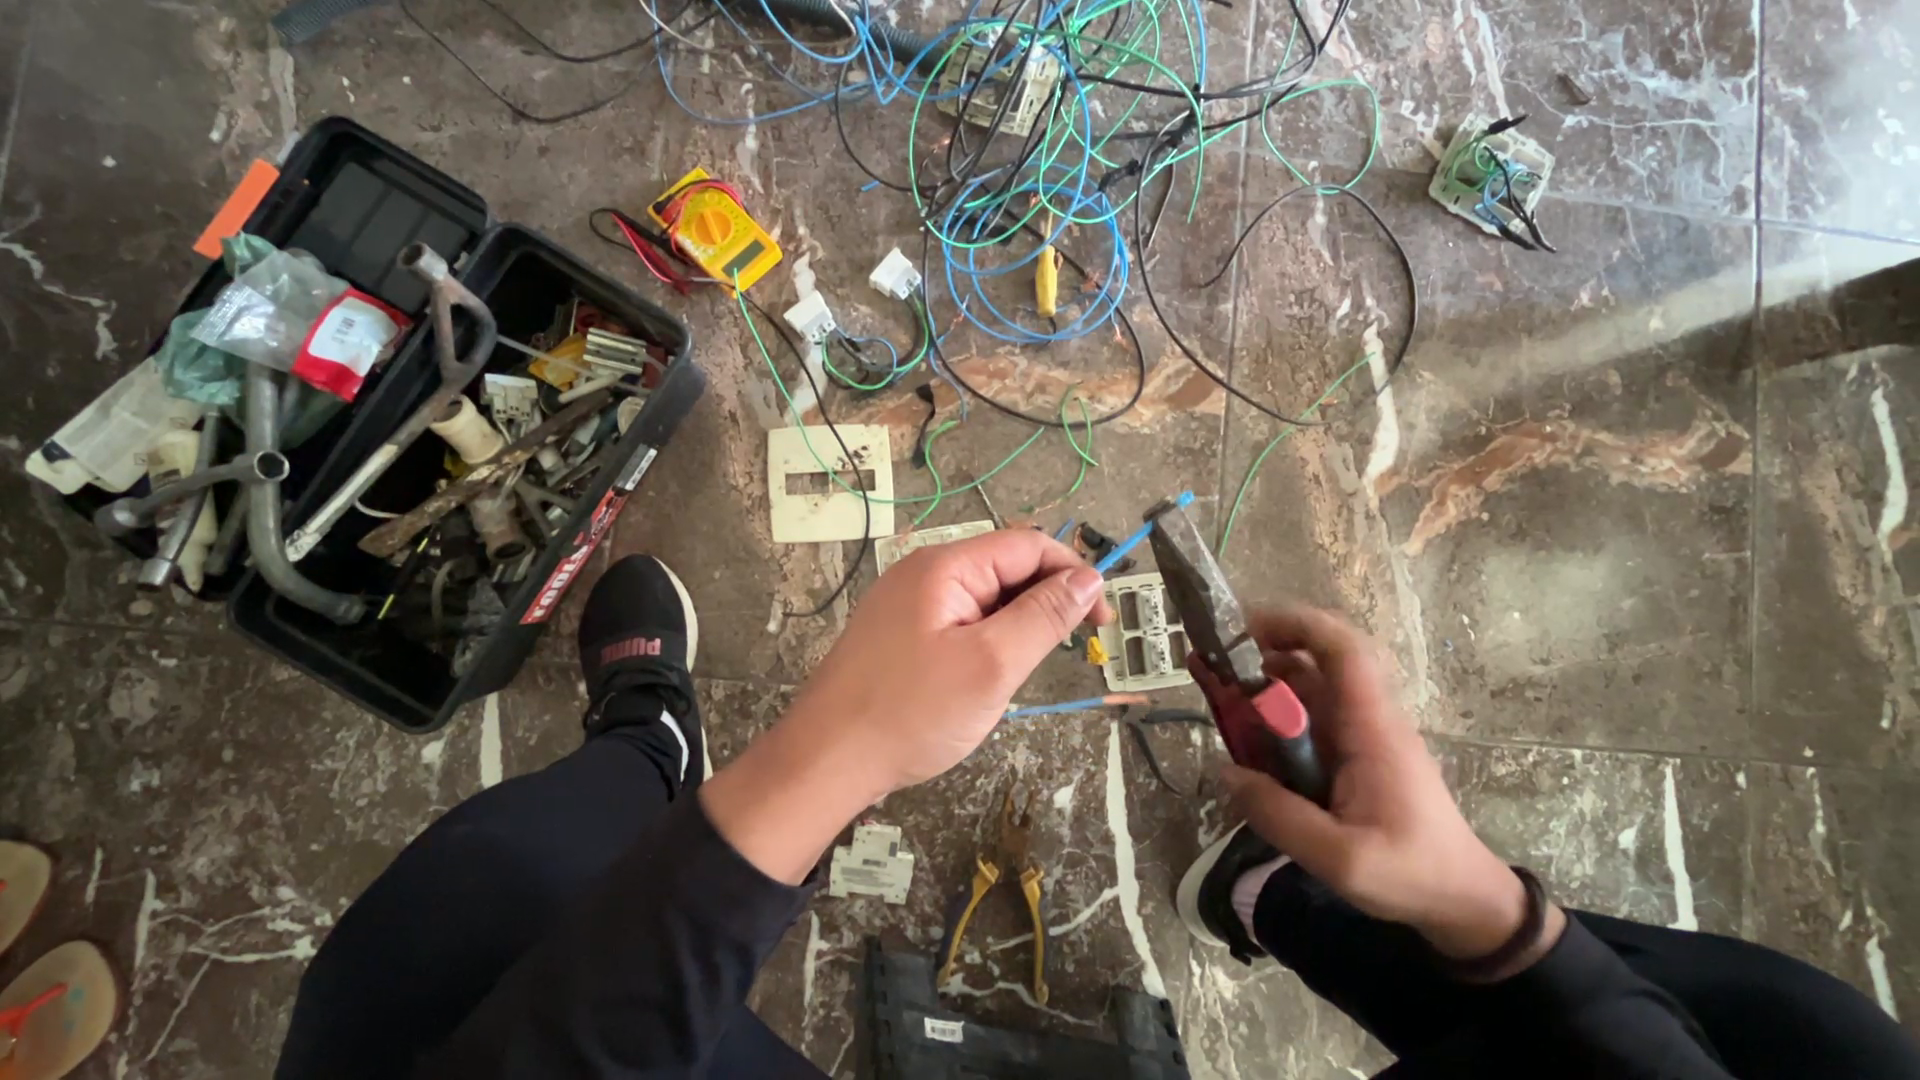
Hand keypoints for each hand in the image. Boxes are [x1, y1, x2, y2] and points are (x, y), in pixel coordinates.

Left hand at [701, 529, 1109, 883]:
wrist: (825, 762)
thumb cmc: (910, 714)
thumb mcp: (991, 665)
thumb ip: (1044, 617)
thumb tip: (1089, 578)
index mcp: (946, 567)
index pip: (1028, 546)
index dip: (1073, 574)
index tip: (1100, 622)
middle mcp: (925, 574)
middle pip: (1005, 569)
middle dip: (1044, 603)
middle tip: (1062, 654)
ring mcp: (909, 605)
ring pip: (985, 601)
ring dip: (1016, 628)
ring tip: (1017, 675)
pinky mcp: (901, 636)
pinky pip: (960, 625)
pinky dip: (987, 644)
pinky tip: (985, 681)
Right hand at [1221, 607, 1562, 969]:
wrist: (1465, 901)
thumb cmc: (1411, 873)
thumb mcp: (1338, 858)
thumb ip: (1277, 815)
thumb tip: (1225, 771)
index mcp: (1372, 729)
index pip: (1344, 651)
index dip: (1298, 624)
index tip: (1246, 627)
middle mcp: (1369, 719)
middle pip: (1320, 660)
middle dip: (1268, 649)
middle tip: (1217, 664)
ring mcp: (1364, 735)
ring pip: (1312, 688)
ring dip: (1267, 684)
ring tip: (1220, 696)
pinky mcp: (1357, 754)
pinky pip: (1312, 718)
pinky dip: (1277, 716)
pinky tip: (1249, 739)